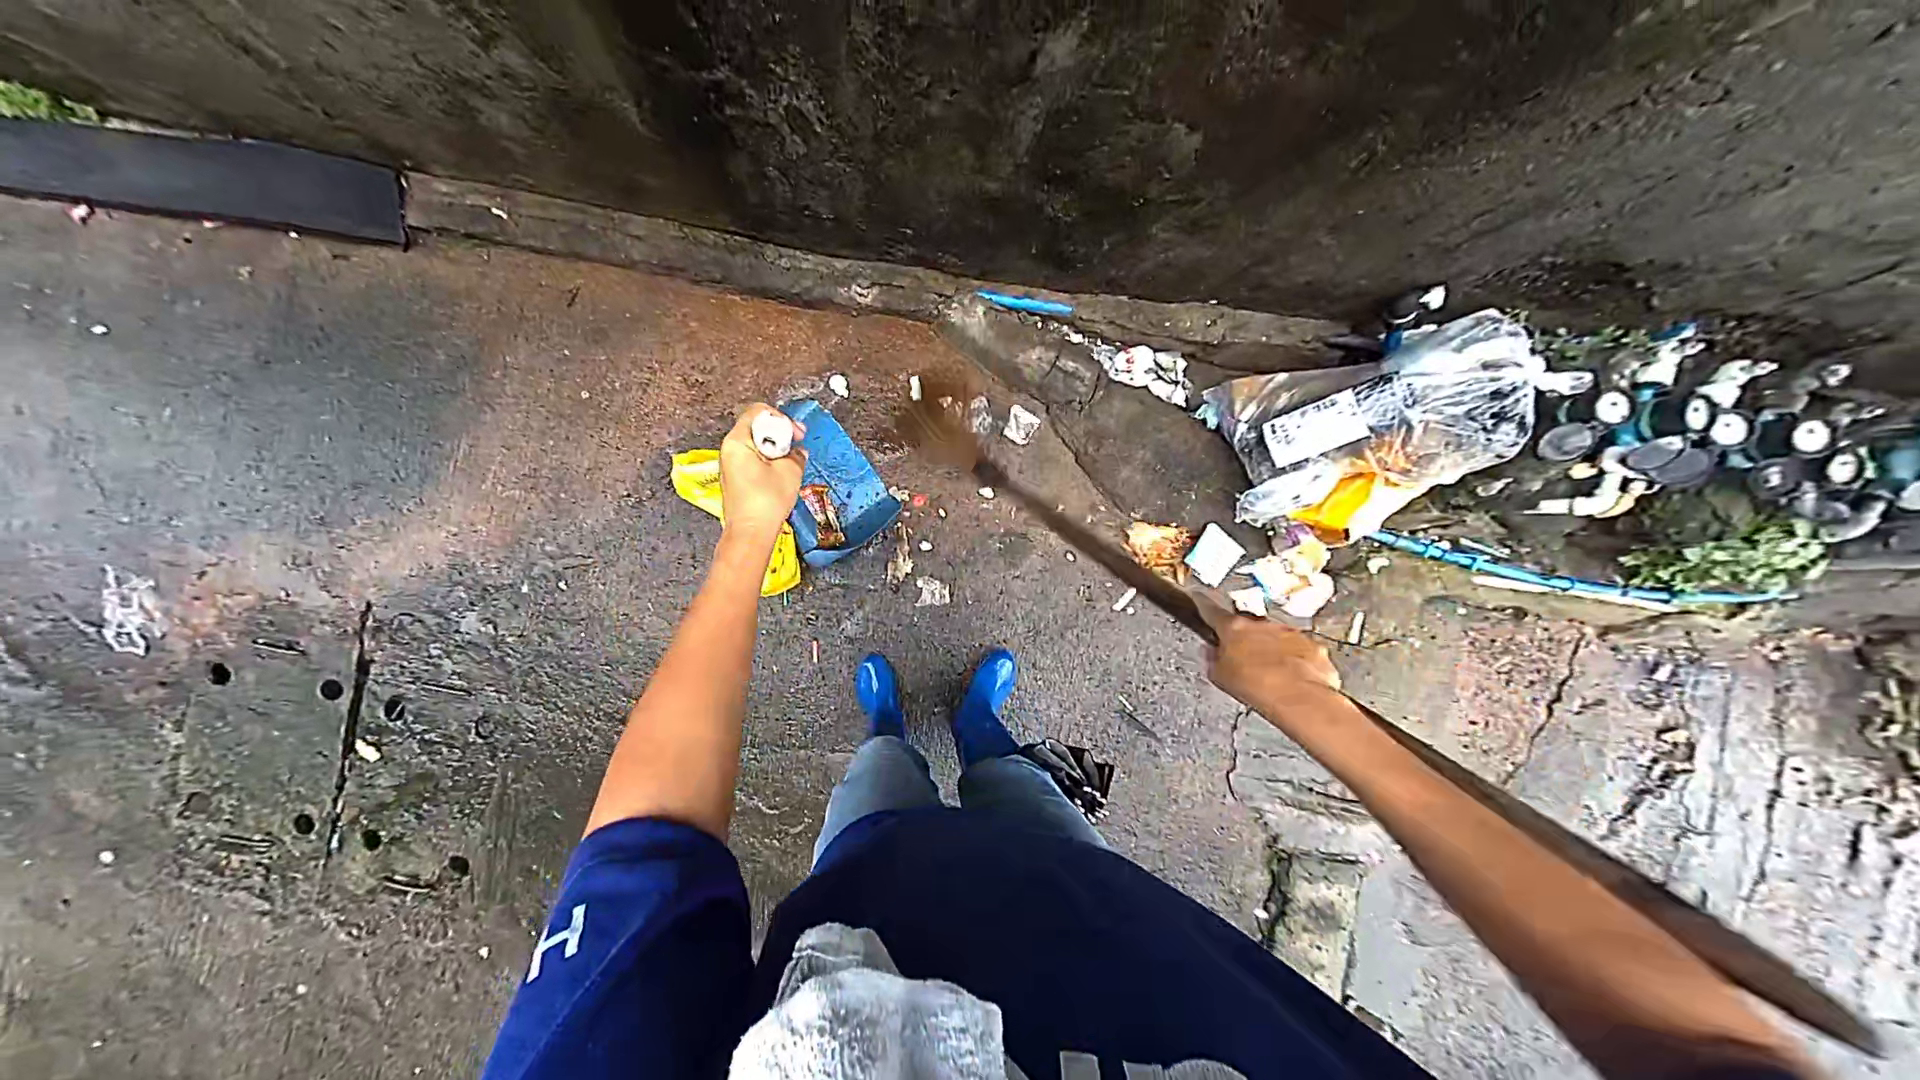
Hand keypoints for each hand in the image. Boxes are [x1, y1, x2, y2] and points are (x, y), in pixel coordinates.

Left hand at [718, 404, 807, 545]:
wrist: (751, 533)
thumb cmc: (766, 502)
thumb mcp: (790, 471)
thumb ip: (796, 454)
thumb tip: (798, 451)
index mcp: (737, 441)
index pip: (758, 412)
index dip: (781, 419)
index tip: (796, 434)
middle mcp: (729, 449)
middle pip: (757, 427)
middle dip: (780, 434)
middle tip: (797, 445)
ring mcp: (731, 464)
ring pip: (757, 444)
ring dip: (776, 449)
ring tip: (791, 462)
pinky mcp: (736, 478)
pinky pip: (754, 459)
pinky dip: (769, 461)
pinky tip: (782, 474)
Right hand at [1197, 595, 1341, 707]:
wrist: (1299, 700)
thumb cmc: (1258, 687)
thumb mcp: (1219, 676)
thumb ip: (1212, 658)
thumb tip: (1211, 652)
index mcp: (1234, 628)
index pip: (1212, 611)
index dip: (1203, 603)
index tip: (1199, 597)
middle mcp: (1262, 624)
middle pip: (1248, 627)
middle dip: (1246, 639)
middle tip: (1244, 661)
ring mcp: (1290, 633)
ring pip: (1275, 638)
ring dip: (1272, 651)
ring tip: (1271, 676)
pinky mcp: (1312, 646)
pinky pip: (1299, 650)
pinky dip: (1295, 661)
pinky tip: (1292, 679)